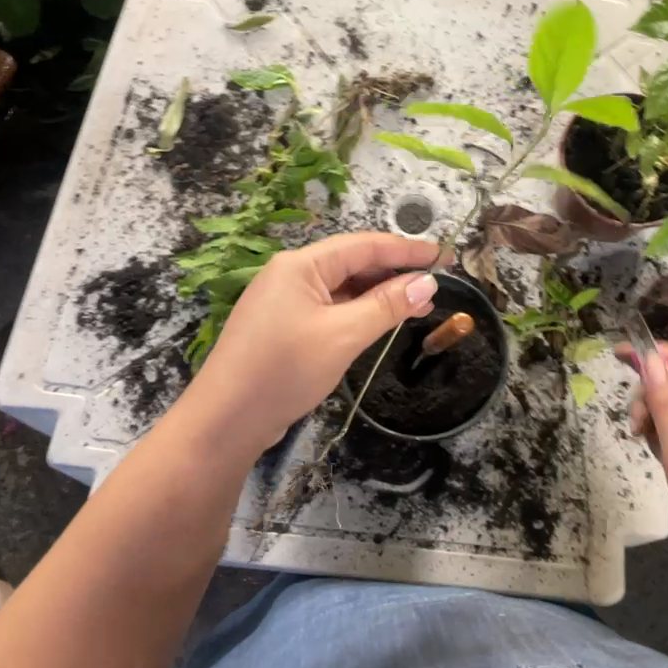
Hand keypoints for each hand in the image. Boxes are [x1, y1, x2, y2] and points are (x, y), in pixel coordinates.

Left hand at [179, 233, 441, 452]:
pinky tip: (381, 323)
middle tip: (437, 284)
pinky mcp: (283, 328)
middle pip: (353, 263)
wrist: (224, 421)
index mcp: (301, 265)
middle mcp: (291, 275)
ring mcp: (285, 302)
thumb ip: (387, 306)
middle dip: (396, 273)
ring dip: (380, 295)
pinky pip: (330, 309)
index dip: (406, 249)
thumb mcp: (343, 335)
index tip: (443, 254)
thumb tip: (427, 283)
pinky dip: (359, 312)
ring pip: (342, 288)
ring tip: (420, 307)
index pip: (364, 245)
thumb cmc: (283, 371)